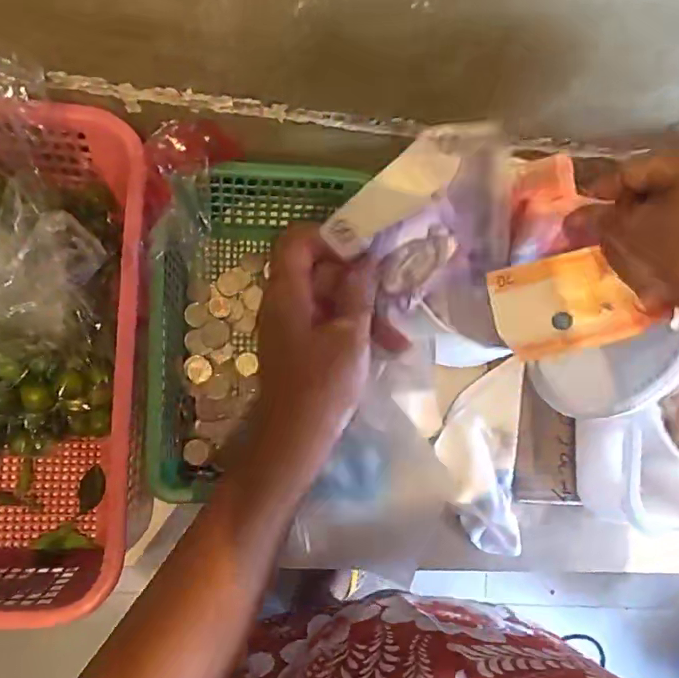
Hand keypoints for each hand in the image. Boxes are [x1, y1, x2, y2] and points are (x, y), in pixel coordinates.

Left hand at [243, 224, 408, 482]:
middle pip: (318, 270)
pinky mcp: (300, 347)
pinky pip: (326, 323)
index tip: (365, 252)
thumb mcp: (350, 335)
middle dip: (358, 280)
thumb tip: (366, 259)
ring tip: (396, 337)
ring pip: (328, 300)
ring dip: (363, 311)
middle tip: (391, 293)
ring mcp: (290, 326)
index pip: (297, 240)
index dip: (330, 237)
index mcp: (286, 293)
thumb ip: (358, 291)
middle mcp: (282, 303)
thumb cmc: (322, 386)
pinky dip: (353, 330)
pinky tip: (386, 349)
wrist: (295, 440)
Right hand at [568, 145, 678, 329]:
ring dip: (641, 225)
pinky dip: (662, 234)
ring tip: (623, 248)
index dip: (601, 192)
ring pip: (667, 205)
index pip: (633, 170)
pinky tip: (649, 256)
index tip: (577, 213)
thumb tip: (569, 217)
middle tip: (601, 234)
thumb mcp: (631, 232)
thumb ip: (599, 219)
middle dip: (623, 210)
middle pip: (652, 186)